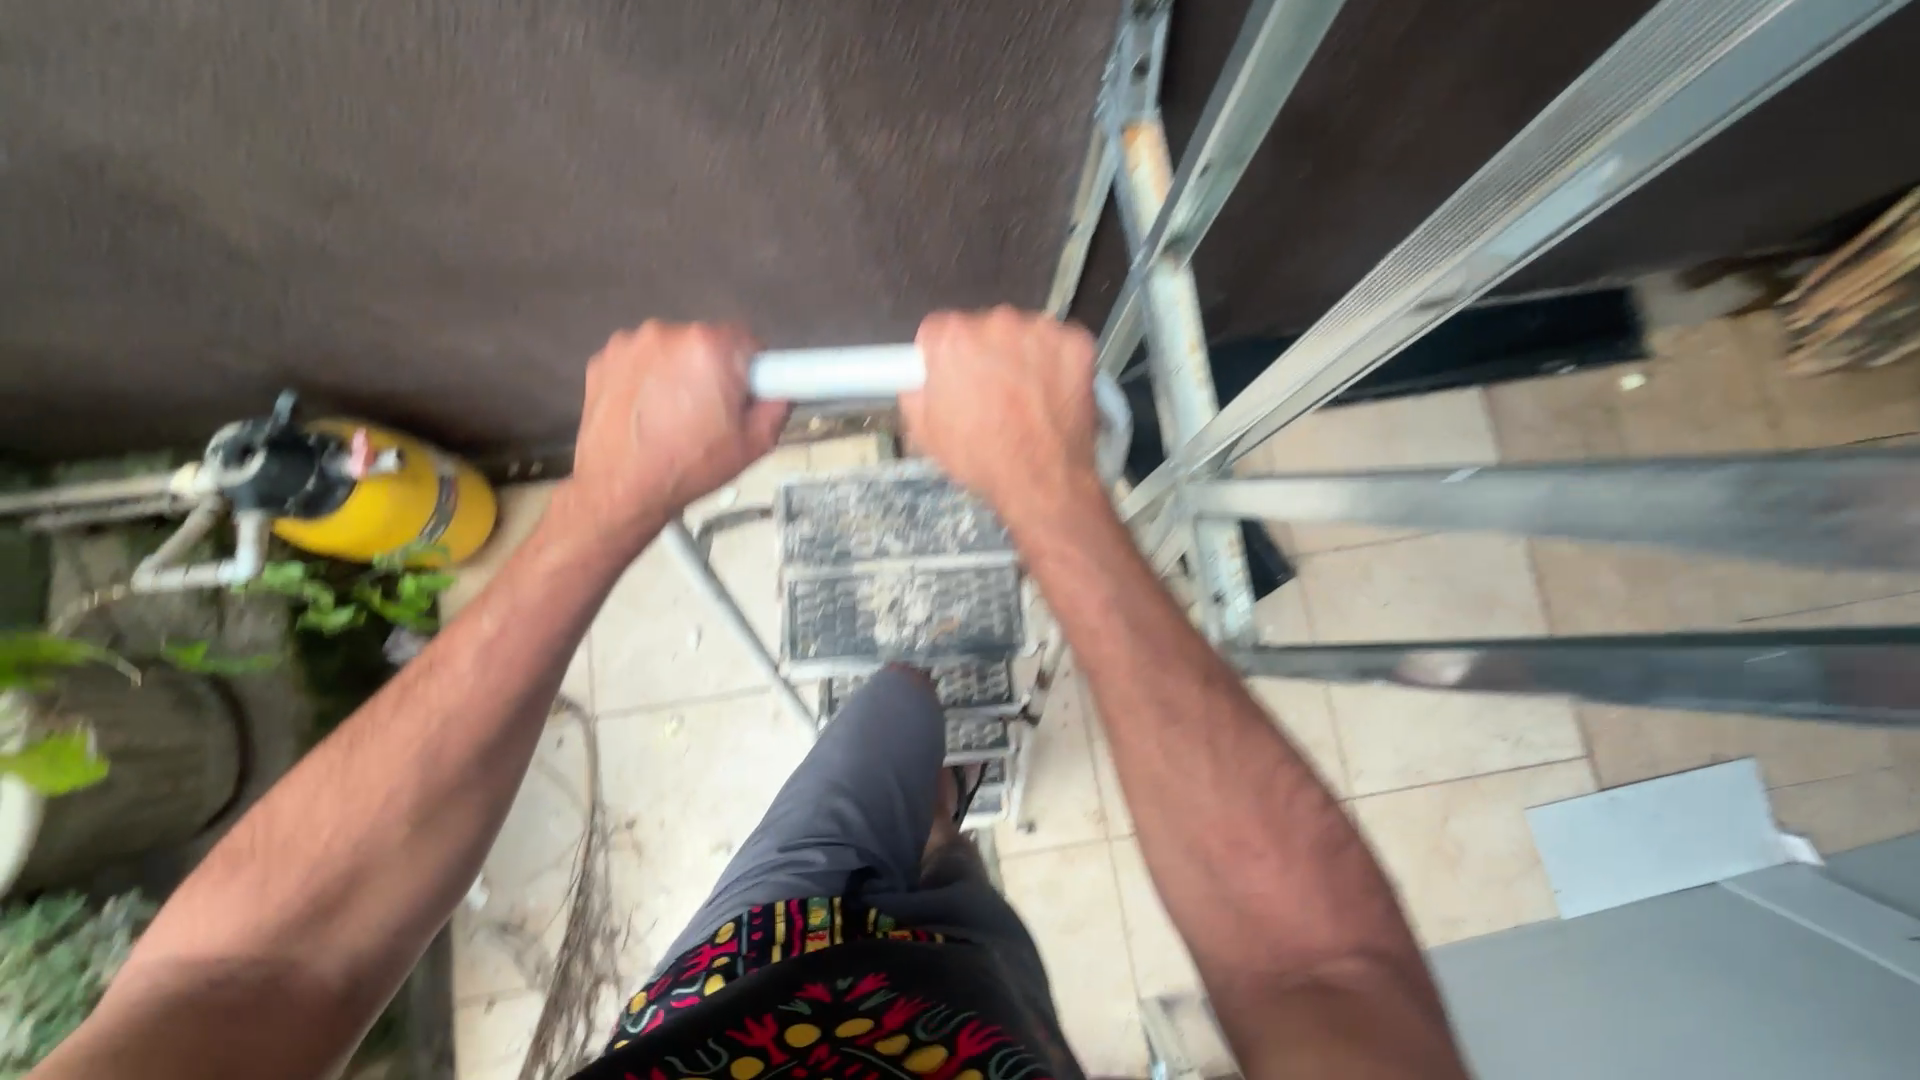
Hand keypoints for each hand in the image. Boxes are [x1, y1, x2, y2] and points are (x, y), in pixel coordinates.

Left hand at [567, 321, 788, 543]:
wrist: (620, 489)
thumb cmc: (690, 467)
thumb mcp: (754, 445)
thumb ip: (776, 407)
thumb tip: (779, 391)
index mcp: (709, 347)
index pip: (747, 341)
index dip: (751, 370)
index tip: (744, 396)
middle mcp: (667, 333)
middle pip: (707, 343)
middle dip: (713, 371)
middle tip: (711, 414)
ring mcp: (630, 344)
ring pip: (672, 352)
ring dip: (679, 374)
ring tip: (675, 417)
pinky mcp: (603, 359)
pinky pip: (640, 361)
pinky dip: (647, 380)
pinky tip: (648, 413)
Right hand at [901, 307, 1101, 524]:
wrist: (1042, 482)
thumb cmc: (983, 460)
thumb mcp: (925, 432)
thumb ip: (916, 389)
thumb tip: (919, 375)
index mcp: (953, 339)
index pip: (940, 330)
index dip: (944, 357)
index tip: (954, 376)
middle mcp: (996, 323)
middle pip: (983, 328)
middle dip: (985, 355)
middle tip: (991, 396)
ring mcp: (1040, 331)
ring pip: (1022, 334)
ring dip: (1020, 357)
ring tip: (1023, 400)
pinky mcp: (1074, 342)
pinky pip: (1058, 344)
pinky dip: (1055, 363)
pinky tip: (1049, 395)